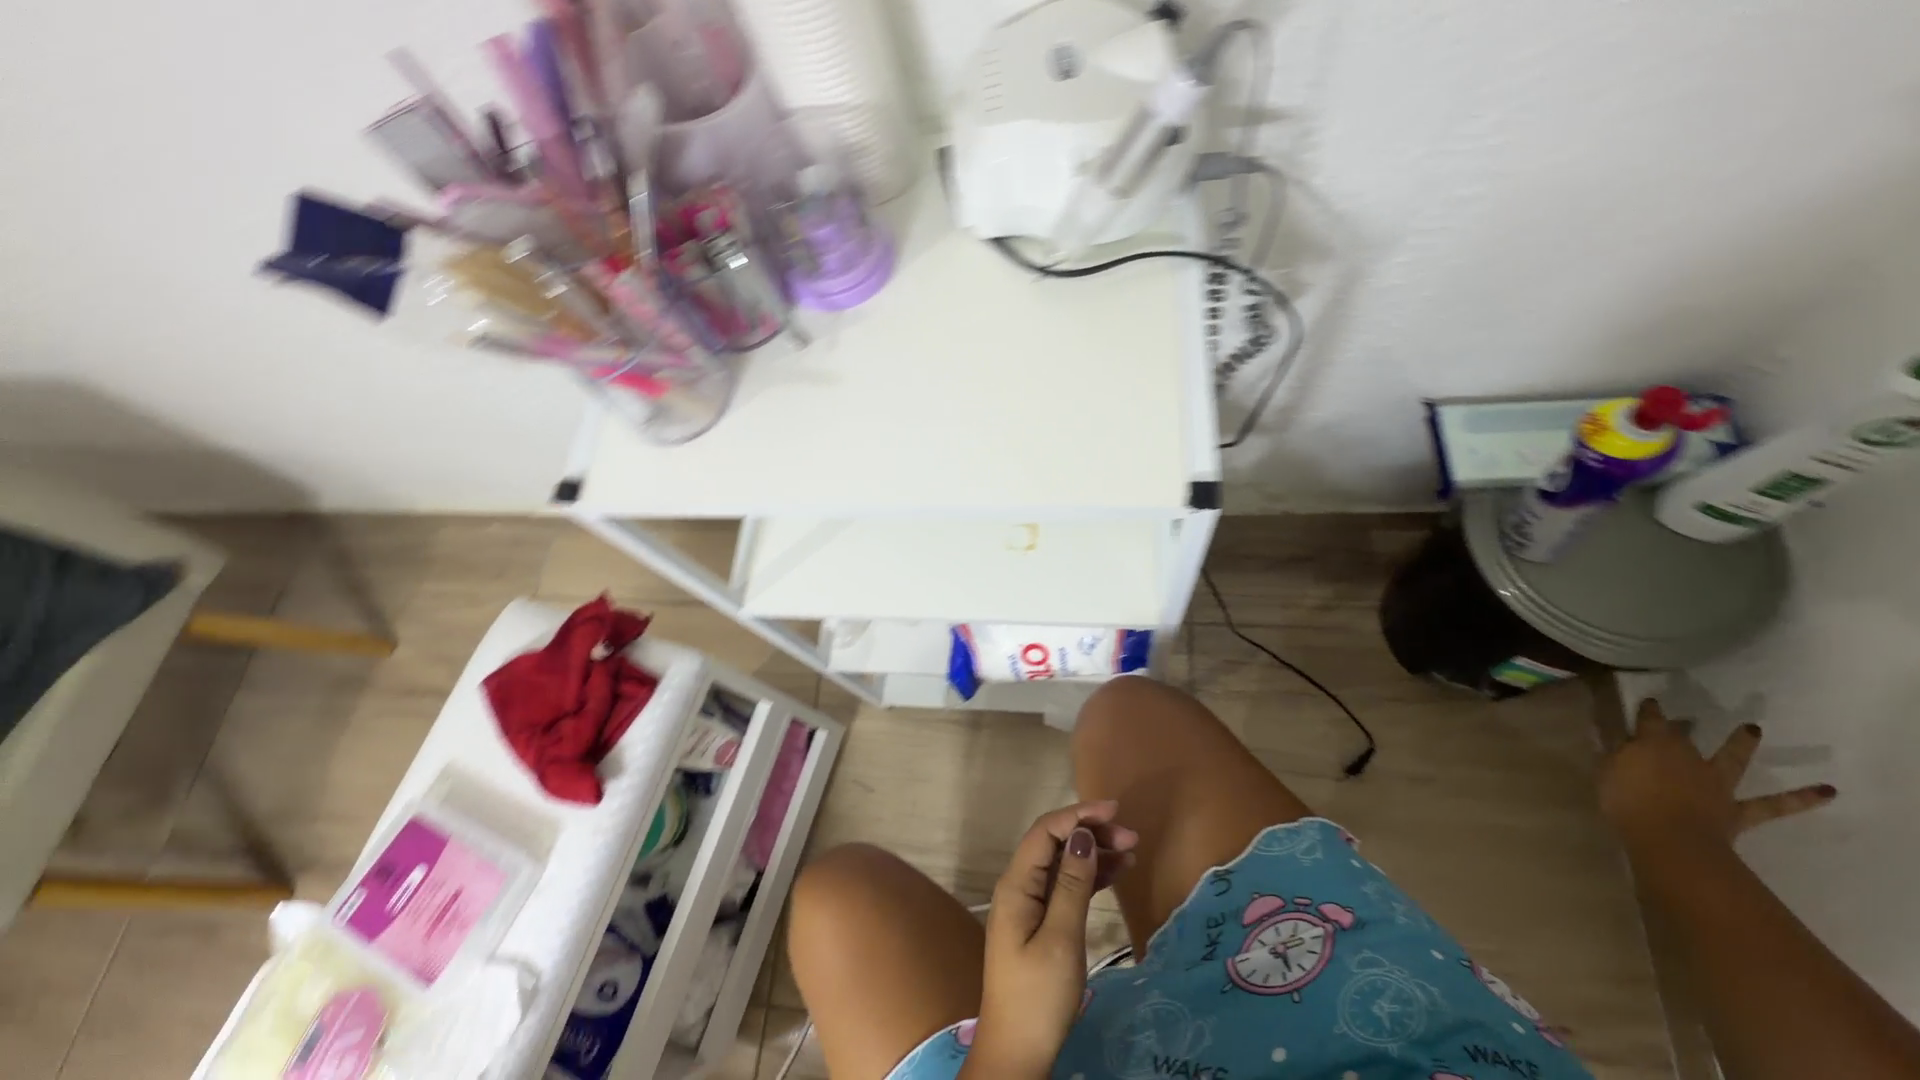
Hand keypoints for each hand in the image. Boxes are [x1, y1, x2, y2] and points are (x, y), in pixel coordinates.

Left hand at [965, 801, 1137, 1078]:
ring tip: (1131, 852)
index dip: (1078, 815)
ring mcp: (1028, 906)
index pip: (1045, 832)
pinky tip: (1115, 874)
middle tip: (1131, 837)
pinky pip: (1065, 887)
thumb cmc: (1039, 994)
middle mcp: (1019, 888)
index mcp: (1016, 885)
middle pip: (1054, 844)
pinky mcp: (1039, 924)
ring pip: (1062, 864)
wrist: (1018, 1049)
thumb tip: (1083, 837)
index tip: (1115, 811)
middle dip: (1090, 832)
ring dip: (1094, 854)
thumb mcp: (1061, 938)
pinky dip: (1090, 877)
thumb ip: (1072, 885)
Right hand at [1600, 699, 1835, 856]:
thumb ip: (1617, 758)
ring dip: (1742, 743)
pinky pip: (1773, 805)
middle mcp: (1687, 757)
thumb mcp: (1607, 774)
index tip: (1649, 702)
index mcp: (1652, 745)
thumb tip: (1626, 745)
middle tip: (1687, 718)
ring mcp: (1715, 783)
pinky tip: (1829, 792)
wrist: (1669, 840)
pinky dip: (1801, 799)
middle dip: (1681, 726)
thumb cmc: (1627, 804)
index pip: (1649, 720)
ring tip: (1754, 729)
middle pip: (1683, 737)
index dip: (1648, 711)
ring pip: (1732, 759)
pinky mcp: (1737, 811)